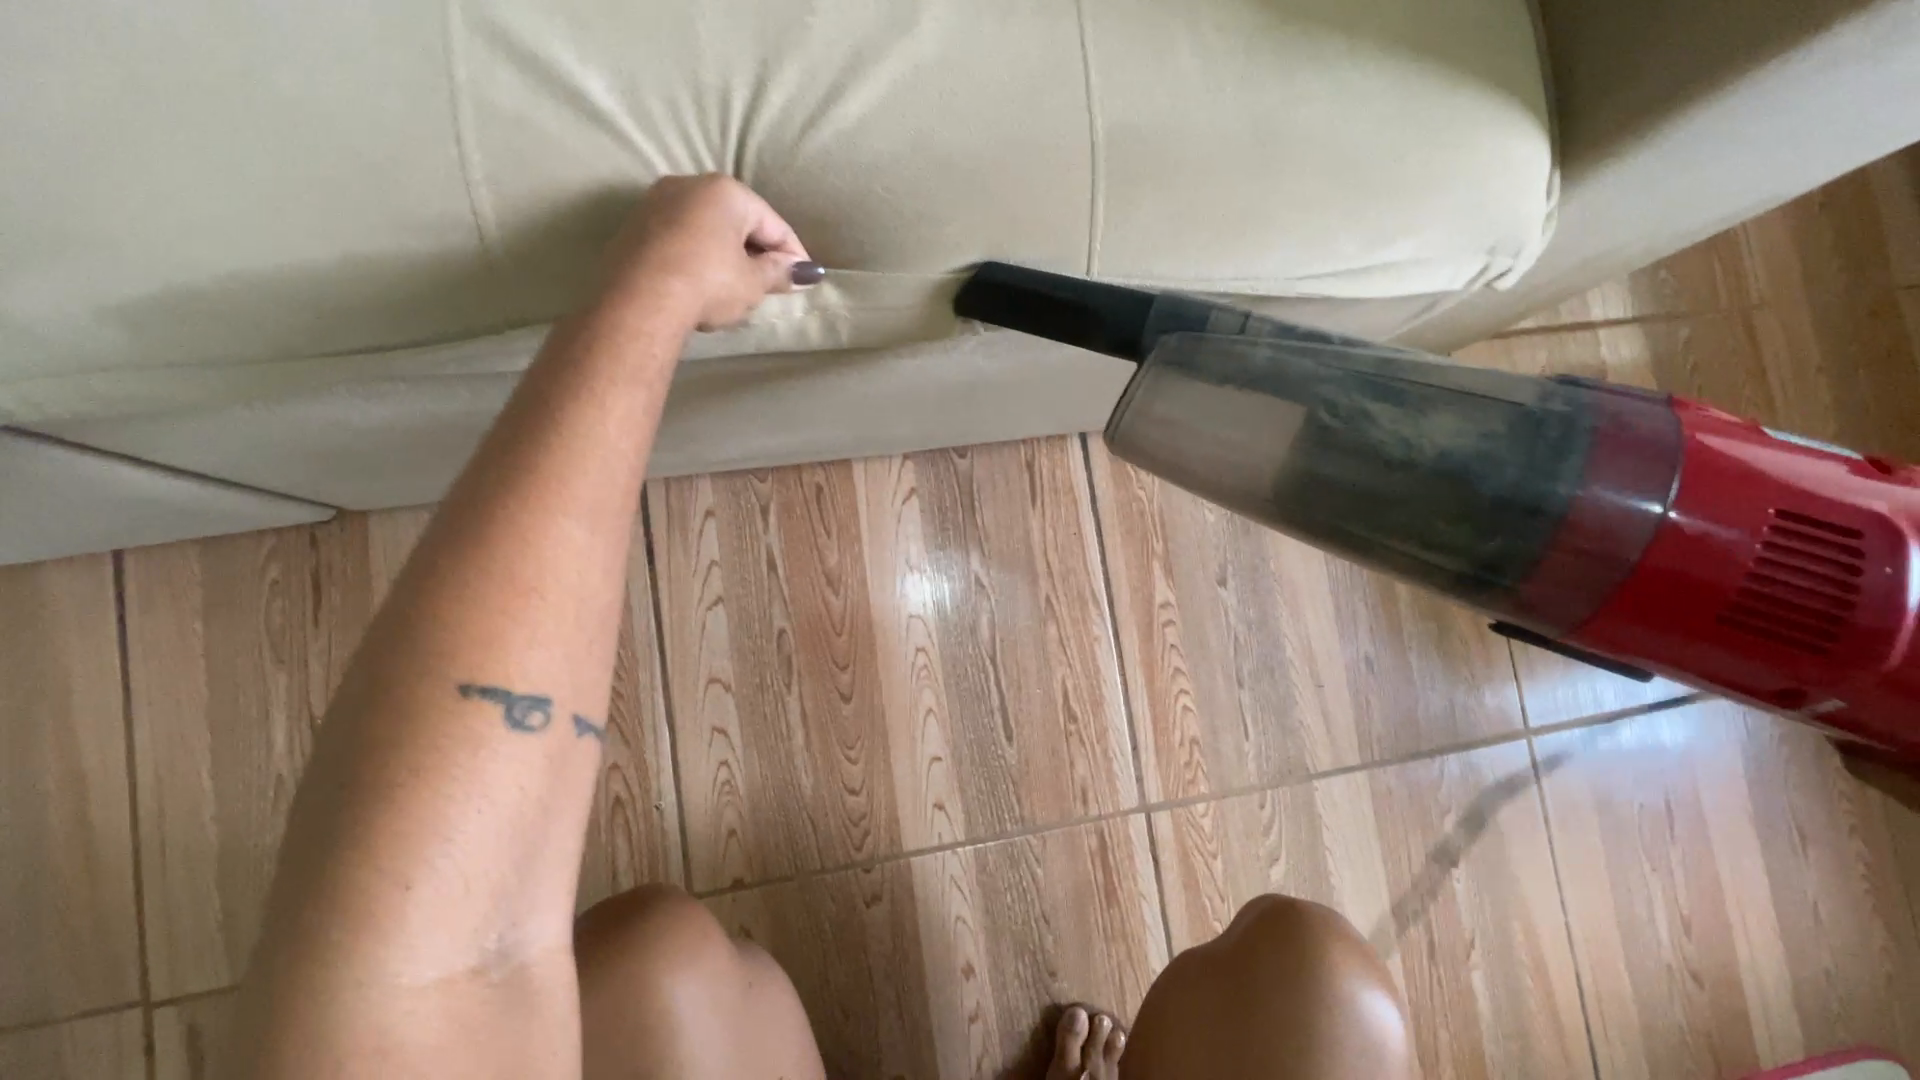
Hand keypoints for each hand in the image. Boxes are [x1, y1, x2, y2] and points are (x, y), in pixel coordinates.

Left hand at [597, 174, 821, 331]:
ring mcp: (656, 202)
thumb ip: (779, 273)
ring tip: (738, 284)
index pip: (774, 224)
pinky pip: (680, 238)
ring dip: (726, 252)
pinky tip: (703, 281)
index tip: (804, 280)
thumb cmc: (708, 284)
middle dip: (758, 250)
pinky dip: (698, 256)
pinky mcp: (634, 225)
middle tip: (773, 283)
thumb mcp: (753, 284)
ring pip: (706, 227)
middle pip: (738, 220)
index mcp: (726, 191)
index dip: (794, 254)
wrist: (637, 300)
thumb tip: (804, 272)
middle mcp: (690, 184)